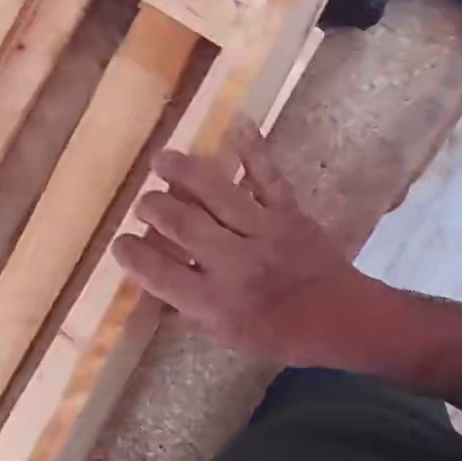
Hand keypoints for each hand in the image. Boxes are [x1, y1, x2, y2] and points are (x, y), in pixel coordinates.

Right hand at [111, 124, 395, 367]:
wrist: (341, 318)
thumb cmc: (281, 334)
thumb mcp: (229, 336)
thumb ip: (190, 313)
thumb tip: (155, 297)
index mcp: (215, 301)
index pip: (159, 273)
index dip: (133, 255)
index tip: (120, 244)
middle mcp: (233, 262)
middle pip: (181, 223)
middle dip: (154, 208)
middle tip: (144, 204)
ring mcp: (262, 231)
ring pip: (215, 193)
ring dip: (183, 172)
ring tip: (161, 161)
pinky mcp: (288, 212)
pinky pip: (268, 175)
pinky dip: (253, 148)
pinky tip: (236, 124)